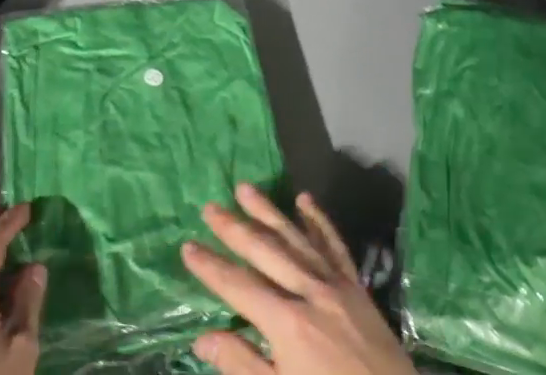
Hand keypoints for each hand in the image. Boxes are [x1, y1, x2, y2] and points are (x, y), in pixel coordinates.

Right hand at [181, 184, 416, 374]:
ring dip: (269, 212)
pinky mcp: (358, 289)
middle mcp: (310, 292)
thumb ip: (242, 364)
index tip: (187, 247)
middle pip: (266, 252)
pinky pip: (335, 247)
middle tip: (210, 207)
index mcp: (287, 322)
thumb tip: (203, 338)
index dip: (211, 267)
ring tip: (246, 189)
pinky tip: (305, 201)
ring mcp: (337, 286)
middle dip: (235, 229)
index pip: (238, 286)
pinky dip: (319, 222)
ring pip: (296, 239)